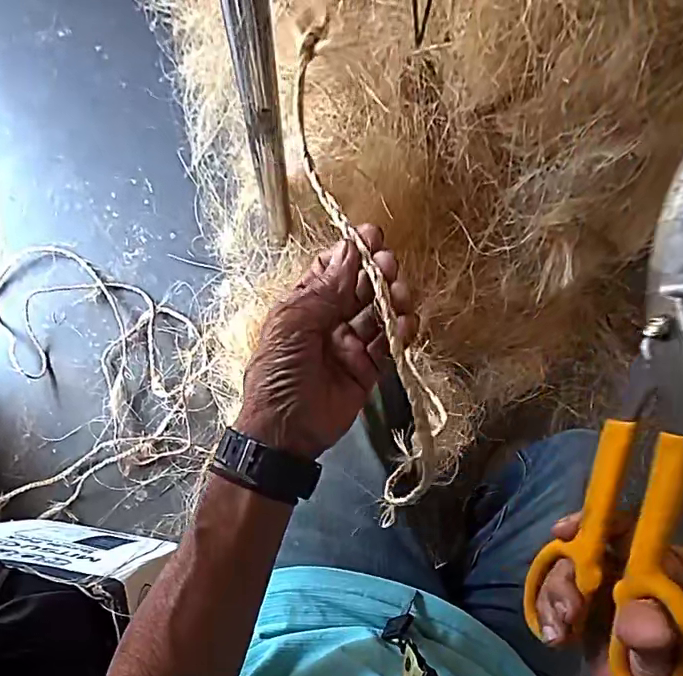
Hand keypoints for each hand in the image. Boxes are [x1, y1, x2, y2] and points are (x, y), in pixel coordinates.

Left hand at [235, 224, 417, 459]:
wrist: (284, 431)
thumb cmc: (278, 374)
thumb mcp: (294, 324)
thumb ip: (326, 289)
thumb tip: (349, 247)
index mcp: (304, 308)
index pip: (332, 271)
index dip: (352, 253)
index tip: (372, 236)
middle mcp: (328, 323)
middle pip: (360, 290)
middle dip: (376, 274)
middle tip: (389, 266)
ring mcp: (349, 348)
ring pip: (378, 316)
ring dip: (391, 301)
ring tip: (399, 295)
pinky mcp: (367, 372)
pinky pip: (388, 348)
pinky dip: (399, 334)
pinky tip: (404, 325)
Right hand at [534, 511, 682, 675]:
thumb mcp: (666, 662)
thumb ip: (654, 637)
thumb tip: (636, 614)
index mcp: (658, 573)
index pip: (628, 529)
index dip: (596, 523)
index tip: (564, 534)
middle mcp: (626, 572)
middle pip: (582, 551)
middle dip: (564, 578)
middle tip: (567, 614)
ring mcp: (600, 588)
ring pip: (561, 573)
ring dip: (552, 601)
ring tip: (559, 636)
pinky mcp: (579, 606)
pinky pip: (550, 596)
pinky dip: (545, 615)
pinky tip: (554, 640)